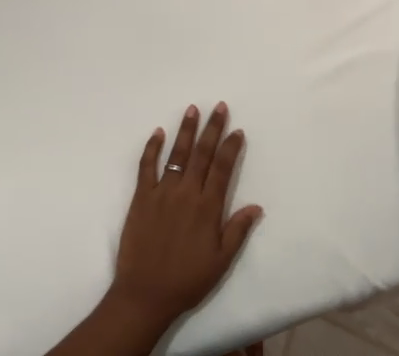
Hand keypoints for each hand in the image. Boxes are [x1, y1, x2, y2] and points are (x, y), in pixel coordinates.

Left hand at [108, 102, 262, 327]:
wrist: (146, 292)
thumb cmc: (187, 280)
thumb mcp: (221, 261)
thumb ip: (237, 231)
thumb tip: (256, 206)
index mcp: (207, 208)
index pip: (223, 169)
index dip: (230, 147)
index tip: (237, 130)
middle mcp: (186, 193)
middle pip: (202, 154)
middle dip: (212, 129)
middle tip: (219, 106)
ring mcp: (162, 192)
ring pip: (177, 154)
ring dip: (186, 131)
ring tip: (192, 109)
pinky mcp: (141, 197)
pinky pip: (146, 166)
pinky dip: (152, 148)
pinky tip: (158, 133)